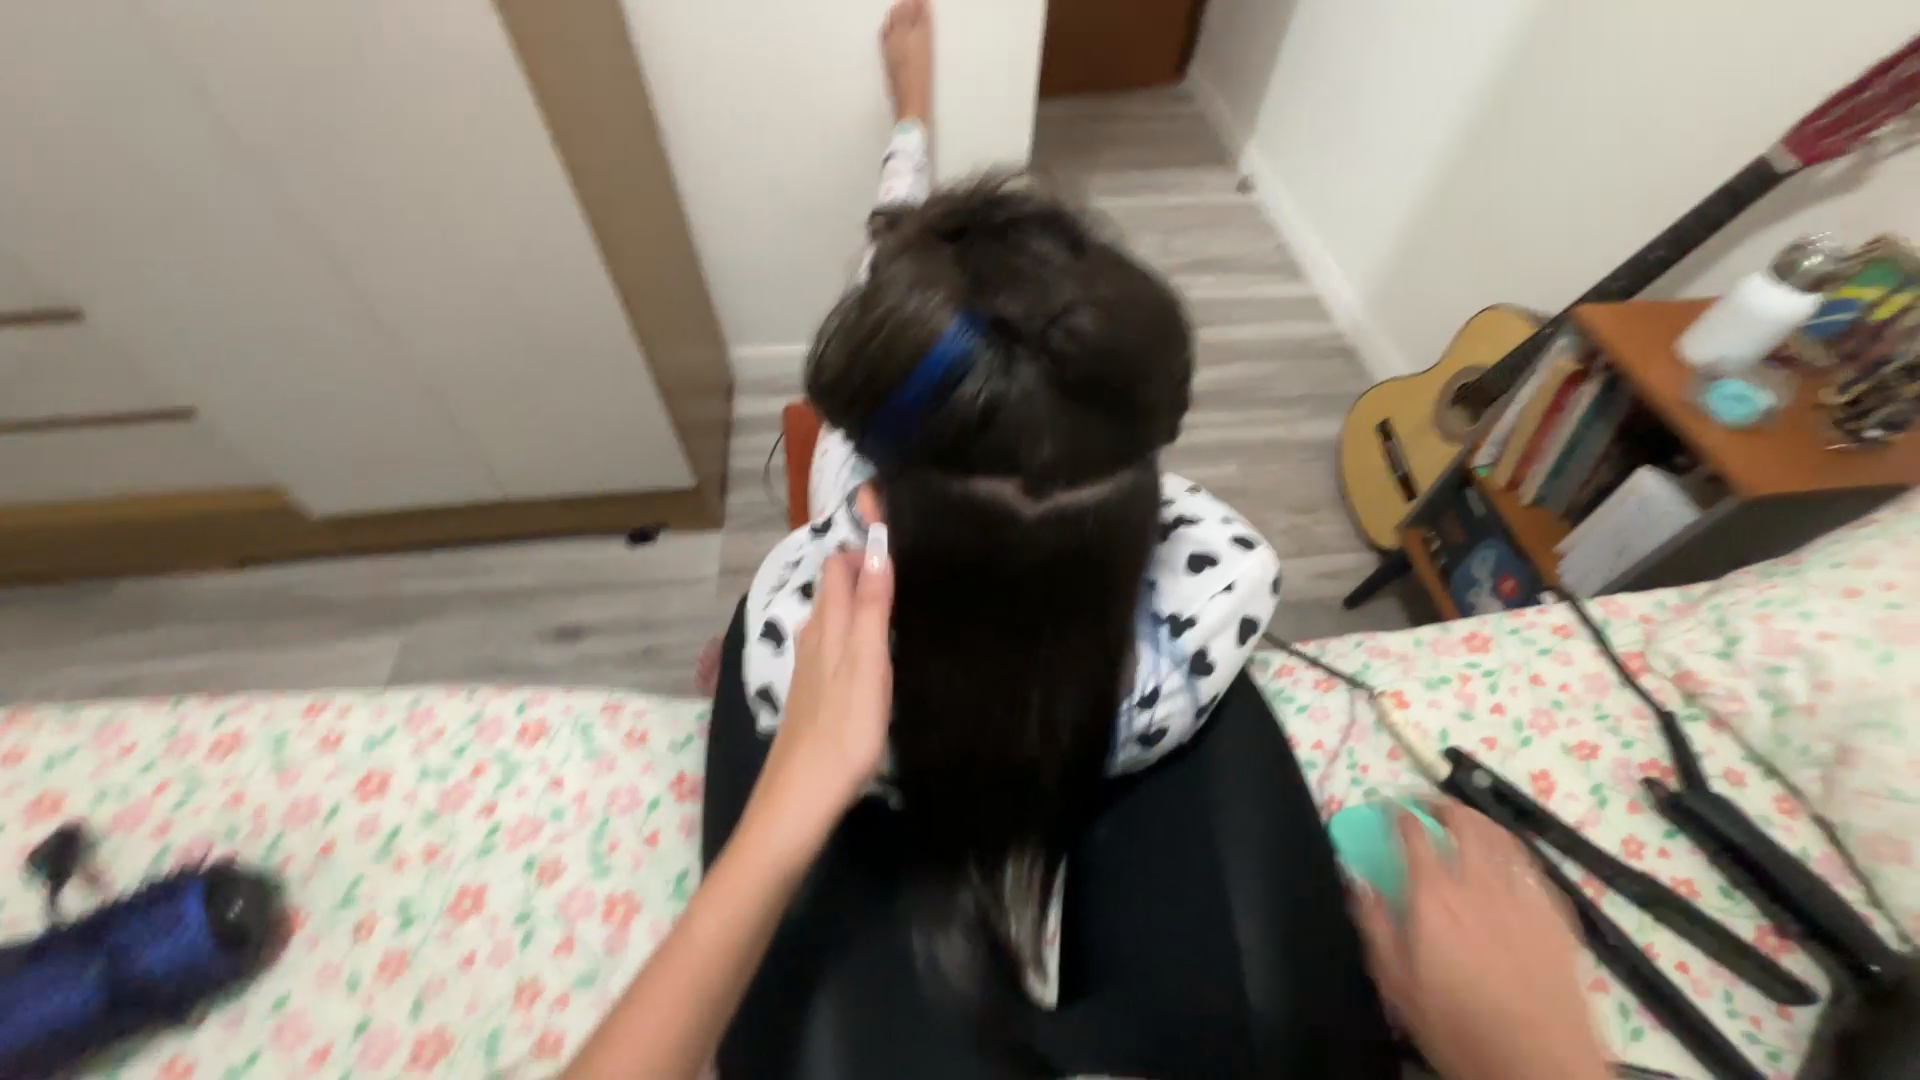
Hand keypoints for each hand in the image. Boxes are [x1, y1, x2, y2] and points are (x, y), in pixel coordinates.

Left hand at [751, 532, 894, 834]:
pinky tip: (871, 652)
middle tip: (906, 570)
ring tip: (897, 603)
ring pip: (832, 617)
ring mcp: (809, 666)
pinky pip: (832, 644)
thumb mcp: (869, 665)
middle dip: (861, 569)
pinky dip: (852, 632)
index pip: (837, 565)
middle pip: (832, 588)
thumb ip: (873, 609)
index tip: (897, 537)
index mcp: (828, 625)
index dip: (861, 545)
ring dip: (858, 601)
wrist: (802, 796)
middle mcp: (814, 637)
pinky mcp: (812, 692)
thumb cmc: (843, 730)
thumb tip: (877, 550)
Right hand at [1351, 800, 1610, 1079]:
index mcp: (1434, 895)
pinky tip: (1506, 862)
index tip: (1389, 807)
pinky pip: (1533, 869)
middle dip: (1443, 805)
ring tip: (1466, 821)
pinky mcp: (1557, 919)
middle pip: (1465, 823)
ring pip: (1503, 839)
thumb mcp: (1395, 979)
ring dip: (1480, 821)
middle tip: (1427, 805)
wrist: (1539, 1067)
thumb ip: (1373, 922)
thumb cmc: (1457, 1024)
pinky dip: (1513, 853)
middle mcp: (1478, 885)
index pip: (1414, 833)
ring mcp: (1523, 899)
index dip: (1398, 812)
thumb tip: (1355, 880)